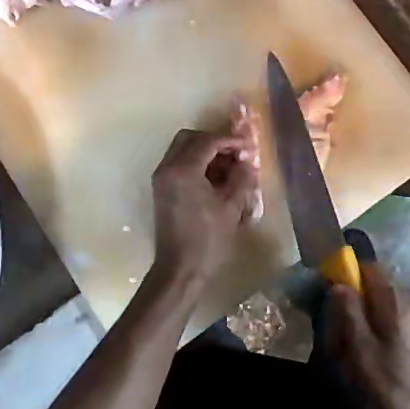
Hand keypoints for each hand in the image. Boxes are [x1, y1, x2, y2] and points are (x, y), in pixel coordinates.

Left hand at [148, 128, 256, 288]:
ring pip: (182, 150)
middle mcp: (167, 168)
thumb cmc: (208, 240)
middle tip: (236, 153)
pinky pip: (178, 164)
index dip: (230, 140)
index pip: (208, 141)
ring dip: (205, 152)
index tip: (248, 147)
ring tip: (229, 167)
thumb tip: (247, 162)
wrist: (179, 269)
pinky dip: (196, 163)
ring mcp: (161, 179)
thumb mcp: (231, 207)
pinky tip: (215, 178)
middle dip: (214, 141)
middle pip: (190, 138)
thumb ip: (241, 178)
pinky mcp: (161, 189)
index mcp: (183, 170)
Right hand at [329, 264, 409, 408]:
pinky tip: (373, 368)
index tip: (327, 293)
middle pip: (376, 291)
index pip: (369, 268)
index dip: (346, 274)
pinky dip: (378, 340)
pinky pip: (394, 331)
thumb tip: (338, 283)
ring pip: (384, 314)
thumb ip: (349, 314)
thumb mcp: (362, 353)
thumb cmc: (397, 390)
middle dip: (352, 305)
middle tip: (334, 334)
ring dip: (364, 326)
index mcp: (396, 303)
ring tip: (350, 357)